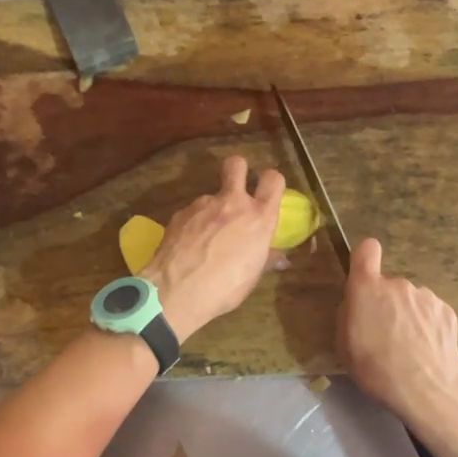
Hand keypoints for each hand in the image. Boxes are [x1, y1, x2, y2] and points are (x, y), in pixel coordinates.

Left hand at [141, 154, 284, 339]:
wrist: (177, 292)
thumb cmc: (225, 288)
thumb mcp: (251, 276)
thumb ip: (264, 258)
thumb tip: (280, 258)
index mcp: (258, 218)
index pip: (273, 180)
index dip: (270, 182)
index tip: (265, 192)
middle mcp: (232, 203)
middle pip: (236, 164)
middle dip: (238, 170)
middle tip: (235, 190)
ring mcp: (203, 205)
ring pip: (211, 196)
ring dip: (211, 211)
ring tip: (205, 239)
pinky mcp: (180, 213)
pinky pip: (192, 213)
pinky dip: (193, 224)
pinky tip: (187, 246)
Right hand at [339, 238, 457, 427]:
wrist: (425, 390)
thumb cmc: (375, 369)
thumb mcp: (344, 346)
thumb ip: (350, 315)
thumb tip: (359, 305)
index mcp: (368, 289)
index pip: (367, 249)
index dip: (364, 259)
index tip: (364, 278)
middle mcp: (398, 284)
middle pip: (389, 285)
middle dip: (386, 303)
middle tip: (385, 334)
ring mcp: (426, 296)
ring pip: (411, 300)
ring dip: (408, 315)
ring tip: (409, 347)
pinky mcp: (447, 310)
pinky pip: (430, 312)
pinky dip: (427, 325)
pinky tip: (426, 349)